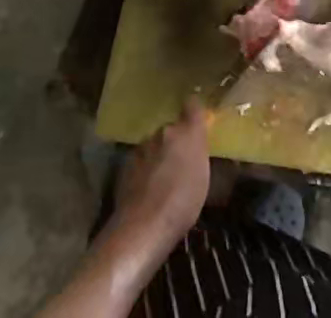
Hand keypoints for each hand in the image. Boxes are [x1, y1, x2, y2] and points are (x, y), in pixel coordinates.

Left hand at [113, 97, 209, 240]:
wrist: (143, 226)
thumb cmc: (183, 203)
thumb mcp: (204, 179)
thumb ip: (200, 154)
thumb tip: (198, 146)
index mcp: (188, 132)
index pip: (193, 105)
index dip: (195, 112)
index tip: (198, 122)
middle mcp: (164, 131)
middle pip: (172, 128)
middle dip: (176, 141)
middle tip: (181, 163)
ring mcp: (143, 146)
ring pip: (155, 144)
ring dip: (159, 154)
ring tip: (163, 178)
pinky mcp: (126, 163)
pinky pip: (141, 159)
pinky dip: (145, 168)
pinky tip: (147, 189)